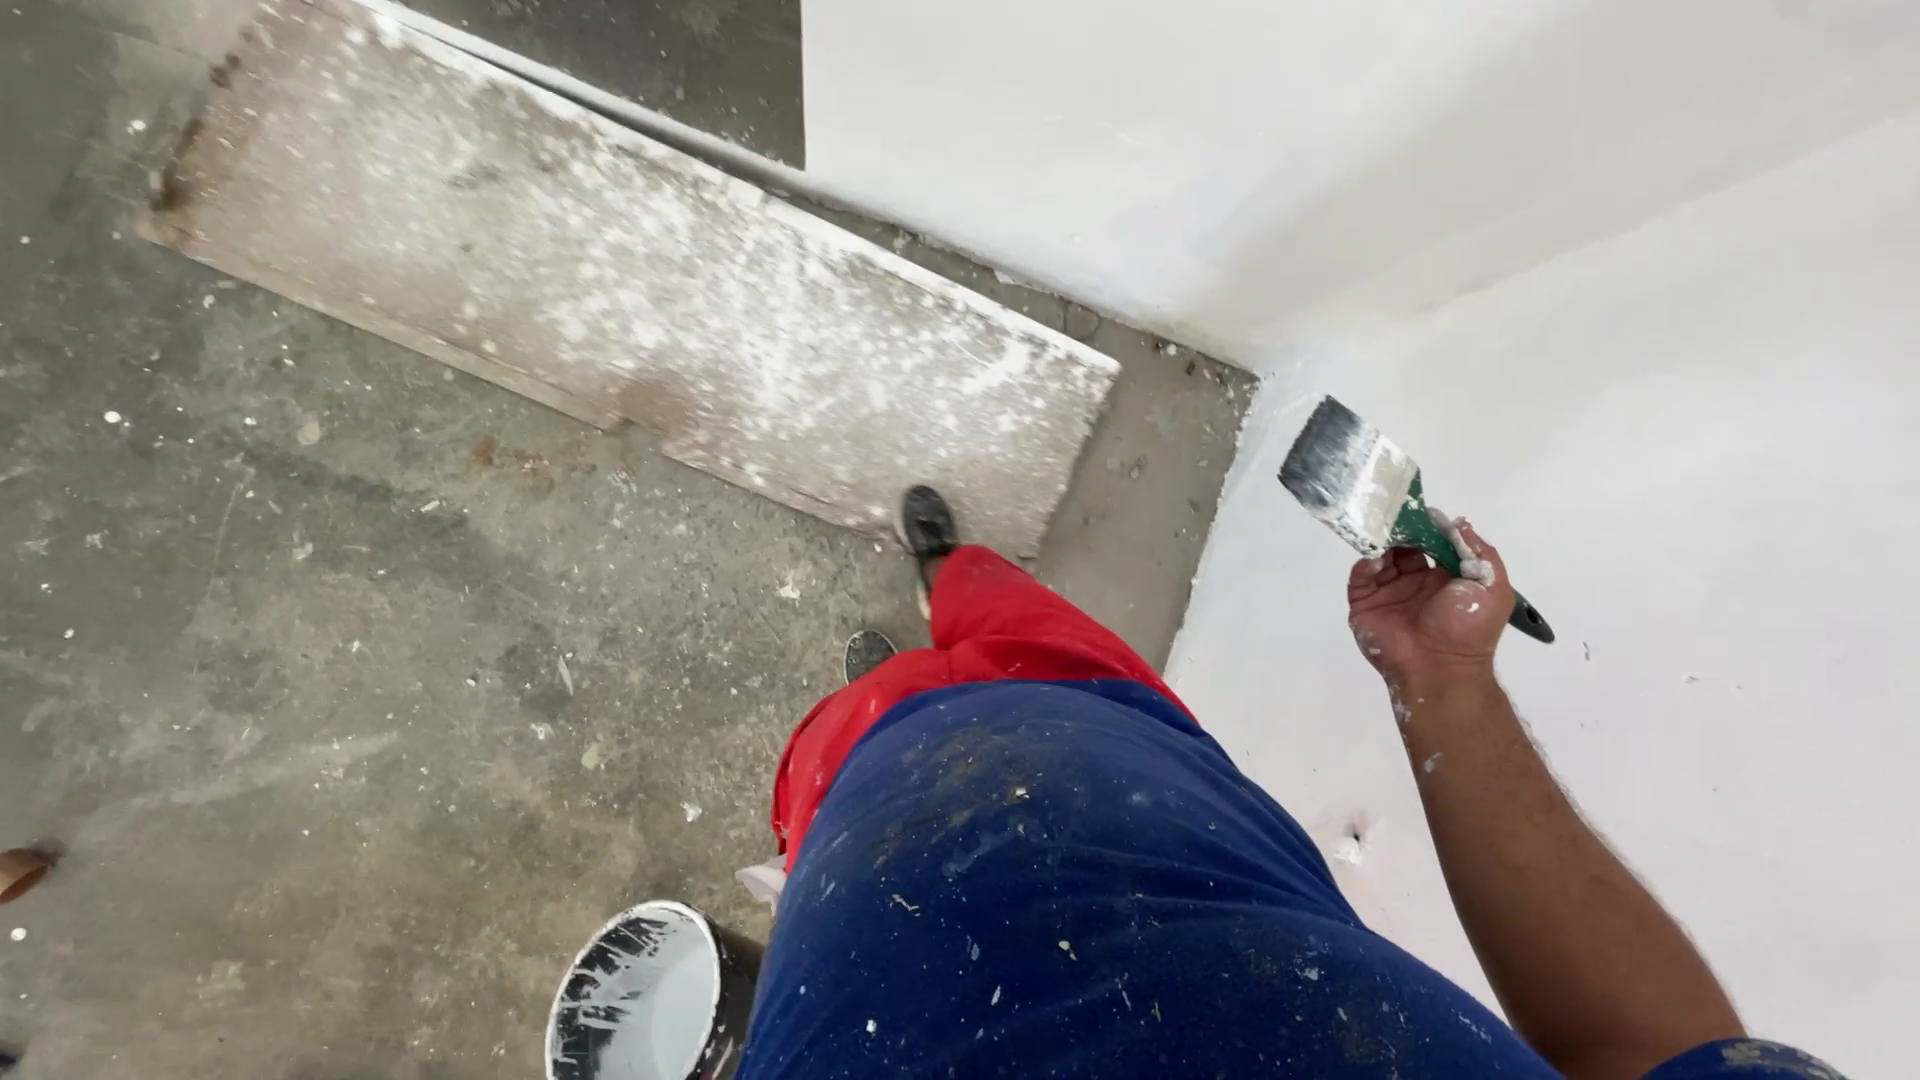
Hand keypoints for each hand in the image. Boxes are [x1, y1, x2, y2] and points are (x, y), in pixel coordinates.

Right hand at [1347, 522, 1513, 692]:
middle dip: (1400, 533)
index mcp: (1444, 579)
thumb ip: (1480, 553)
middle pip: (1403, 548)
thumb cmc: (1467, 627)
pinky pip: (1360, 579)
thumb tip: (1458, 523)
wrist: (1438, 666)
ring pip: (1379, 560)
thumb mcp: (1492, 587)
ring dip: (1381, 546)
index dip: (1428, 529)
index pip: (1433, 545)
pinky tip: (1374, 560)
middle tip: (1396, 519)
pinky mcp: (1364, 604)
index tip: (1421, 513)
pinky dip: (1364, 565)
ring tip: (1383, 537)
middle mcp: (1415, 584)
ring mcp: (1388, 593)